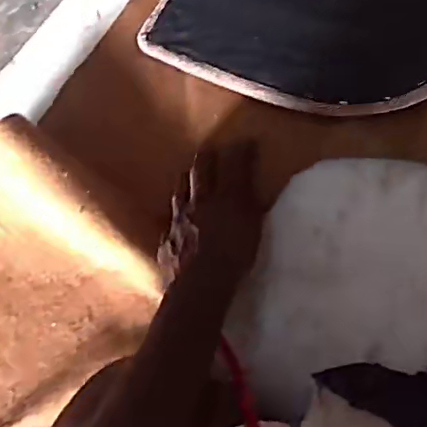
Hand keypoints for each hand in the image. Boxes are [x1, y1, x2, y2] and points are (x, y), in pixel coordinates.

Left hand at [156, 140, 266, 283]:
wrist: (200, 285)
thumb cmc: (237, 254)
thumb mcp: (255, 226)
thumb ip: (253, 205)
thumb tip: (259, 188)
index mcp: (226, 196)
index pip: (234, 165)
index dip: (240, 151)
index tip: (245, 140)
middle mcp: (200, 202)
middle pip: (200, 172)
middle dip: (206, 157)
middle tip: (209, 148)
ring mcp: (179, 221)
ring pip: (180, 192)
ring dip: (186, 180)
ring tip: (188, 174)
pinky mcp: (167, 240)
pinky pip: (171, 221)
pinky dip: (177, 215)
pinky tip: (178, 219)